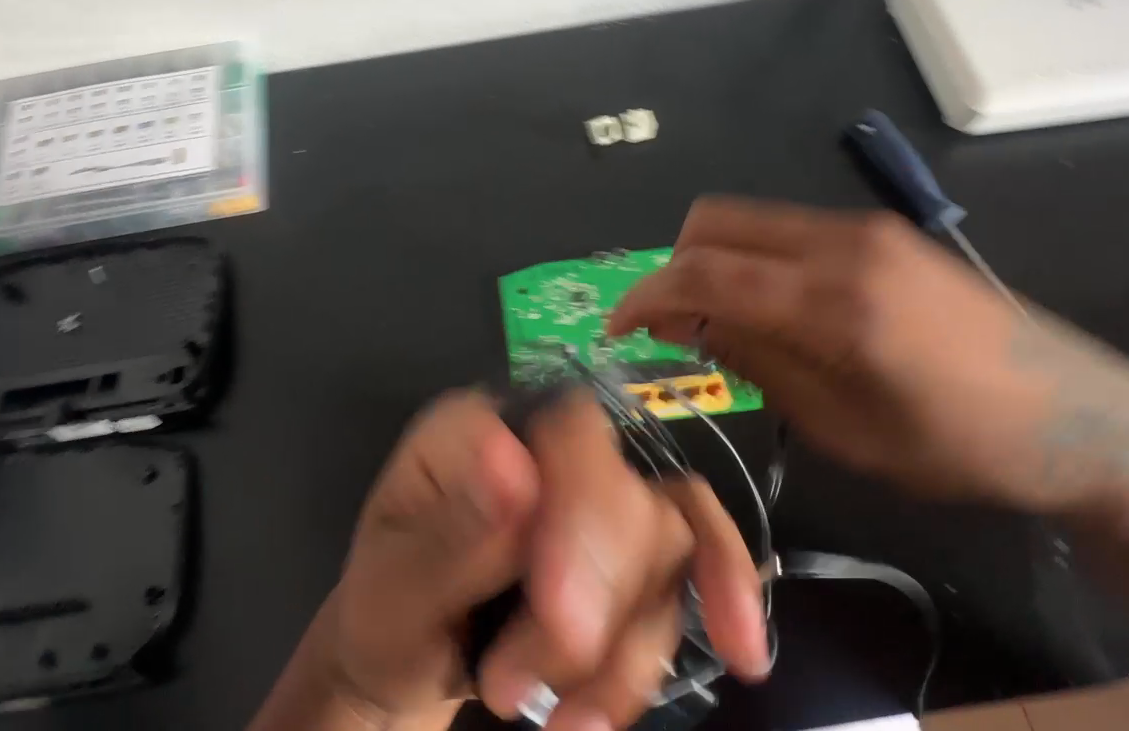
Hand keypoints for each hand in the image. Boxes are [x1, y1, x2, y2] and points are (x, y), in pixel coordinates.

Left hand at [288, 389, 766, 730]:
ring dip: (624, 651)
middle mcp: (550, 446)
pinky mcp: (637, 550)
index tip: (560, 614)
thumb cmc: (387, 617)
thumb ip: (450, 534)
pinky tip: (741, 652)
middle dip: (593, 609)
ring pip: (668, 546)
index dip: (582, 512)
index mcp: (482, 427)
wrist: (407, 666)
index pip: (567, 431)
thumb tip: (513, 462)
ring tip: (556, 718)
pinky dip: (725, 595)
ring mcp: (600, 494)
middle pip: (627, 494)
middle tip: (513, 687)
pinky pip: (700, 558)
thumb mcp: (392, 590)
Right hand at [608, 198, 1128, 518]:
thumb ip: (759, 363)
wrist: (1080, 416)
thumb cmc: (959, 447)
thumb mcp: (844, 429)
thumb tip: (690, 323)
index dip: (646, 296)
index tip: (617, 329)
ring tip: (720, 320)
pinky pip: (786, 227)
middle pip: (714, 220)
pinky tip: (772, 306)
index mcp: (834, 303)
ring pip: (747, 217)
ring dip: (712, 259)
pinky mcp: (881, 230)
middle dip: (674, 267)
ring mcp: (865, 228)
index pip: (705, 273)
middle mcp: (842, 244)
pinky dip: (753, 256)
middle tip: (672, 326)